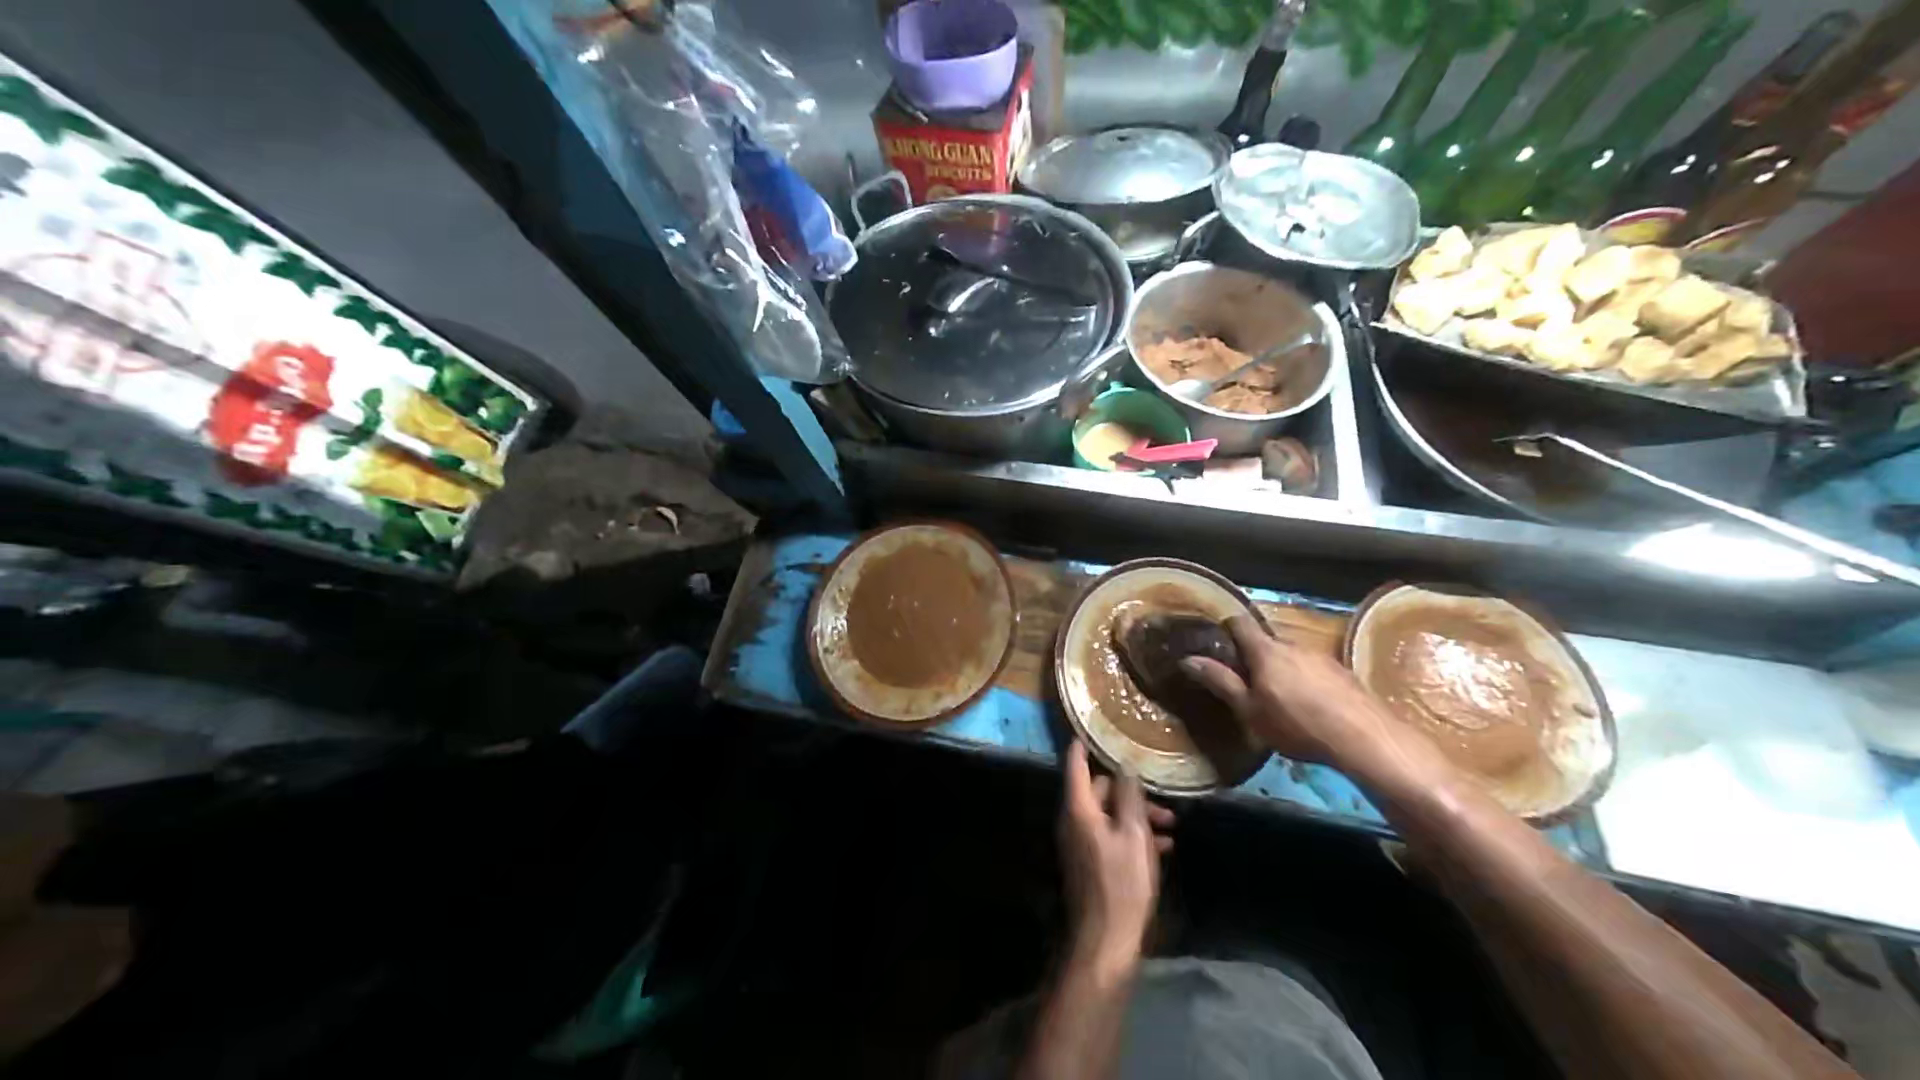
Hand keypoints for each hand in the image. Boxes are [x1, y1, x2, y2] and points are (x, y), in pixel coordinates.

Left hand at [1058, 741, 1173, 967]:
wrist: (1106, 940)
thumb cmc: (1122, 884)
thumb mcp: (1133, 835)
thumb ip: (1129, 797)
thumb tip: (1124, 766)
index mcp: (1078, 809)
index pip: (1076, 764)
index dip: (1083, 745)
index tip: (1093, 727)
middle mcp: (1073, 820)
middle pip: (1099, 791)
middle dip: (1131, 792)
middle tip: (1164, 802)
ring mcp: (1080, 842)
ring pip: (1109, 815)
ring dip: (1137, 816)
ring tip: (1171, 827)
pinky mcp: (1090, 861)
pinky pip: (1110, 835)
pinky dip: (1132, 835)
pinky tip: (1163, 847)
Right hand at [1180, 615, 1448, 787]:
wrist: (1364, 738)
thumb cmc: (1296, 724)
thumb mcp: (1250, 710)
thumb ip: (1220, 681)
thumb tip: (1187, 659)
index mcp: (1265, 650)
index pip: (1239, 622)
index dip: (1225, 627)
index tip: (1217, 642)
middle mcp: (1292, 645)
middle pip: (1266, 642)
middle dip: (1254, 657)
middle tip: (1247, 683)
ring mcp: (1321, 657)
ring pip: (1291, 656)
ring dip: (1281, 670)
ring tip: (1279, 699)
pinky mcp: (1342, 672)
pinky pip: (1313, 669)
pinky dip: (1305, 680)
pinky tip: (1309, 706)